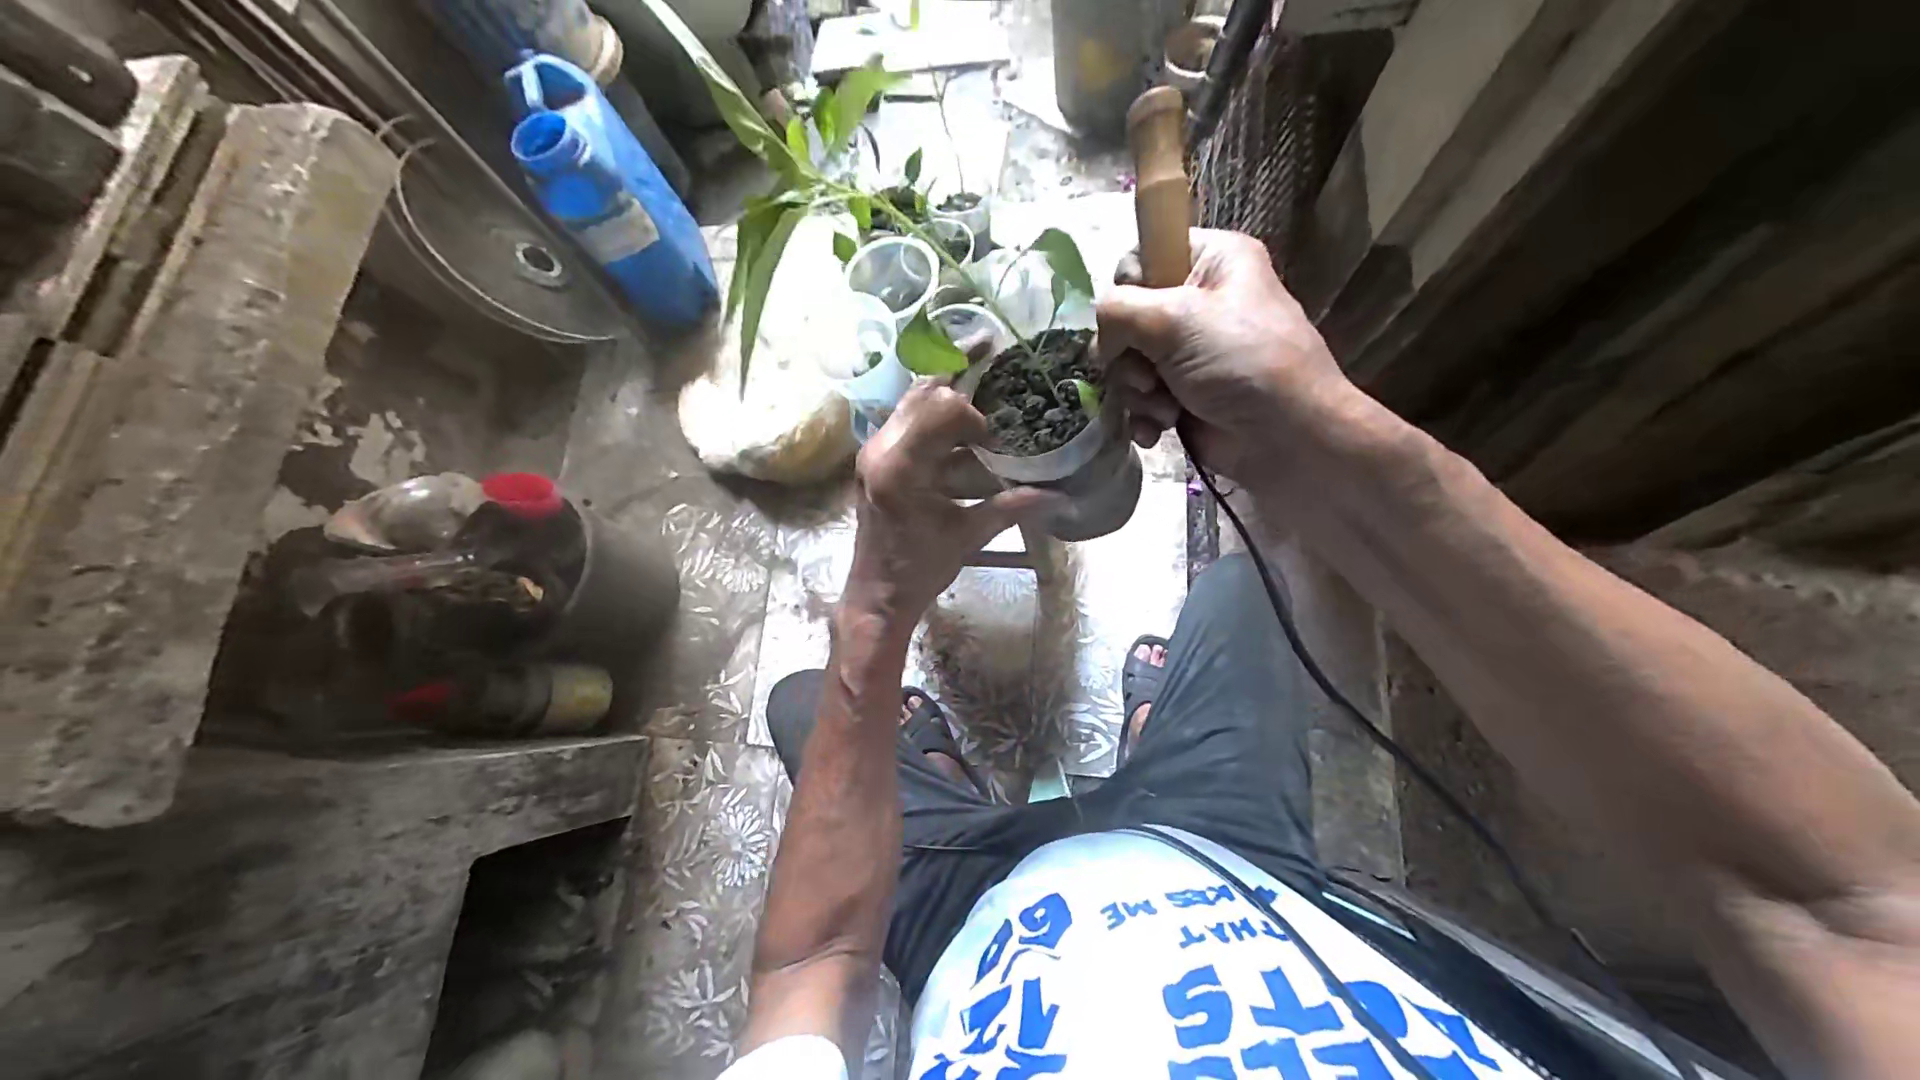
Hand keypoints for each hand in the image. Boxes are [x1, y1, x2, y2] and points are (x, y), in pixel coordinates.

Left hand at [845, 383, 1055, 623]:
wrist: (877, 593)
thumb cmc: (919, 570)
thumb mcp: (968, 535)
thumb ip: (1012, 507)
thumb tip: (1064, 497)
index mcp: (901, 467)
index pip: (943, 408)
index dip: (977, 417)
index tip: (996, 442)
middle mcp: (881, 448)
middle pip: (924, 392)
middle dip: (963, 393)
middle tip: (991, 403)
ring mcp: (873, 450)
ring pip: (912, 400)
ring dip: (948, 403)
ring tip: (979, 409)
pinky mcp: (875, 457)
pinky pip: (906, 419)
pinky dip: (935, 419)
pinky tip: (959, 433)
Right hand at [1098, 229, 1365, 494]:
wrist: (1286, 438)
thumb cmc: (1241, 363)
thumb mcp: (1176, 320)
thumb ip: (1118, 311)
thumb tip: (1100, 336)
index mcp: (1209, 263)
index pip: (1140, 258)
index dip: (1127, 291)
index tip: (1134, 322)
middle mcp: (1197, 302)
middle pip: (1126, 319)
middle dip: (1129, 356)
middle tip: (1149, 376)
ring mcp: (1187, 353)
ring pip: (1127, 363)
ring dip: (1137, 391)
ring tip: (1164, 408)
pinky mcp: (1180, 394)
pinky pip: (1138, 397)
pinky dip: (1144, 415)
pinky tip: (1158, 429)